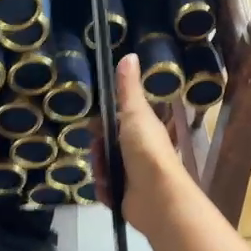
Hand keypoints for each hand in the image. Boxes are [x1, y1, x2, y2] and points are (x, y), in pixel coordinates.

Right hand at [91, 53, 196, 235]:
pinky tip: (109, 191)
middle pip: (105, 146)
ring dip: (100, 172)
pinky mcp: (126, 195)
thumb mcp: (135, 113)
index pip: (114, 122)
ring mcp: (132, 173)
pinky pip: (105, 189)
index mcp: (140, 128)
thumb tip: (130, 54)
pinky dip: (104, 190)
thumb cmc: (146, 149)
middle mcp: (136, 149)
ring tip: (107, 176)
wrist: (157, 196)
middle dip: (98, 152)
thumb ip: (128, 88)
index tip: (93, 128)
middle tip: (101, 155)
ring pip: (103, 168)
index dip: (101, 125)